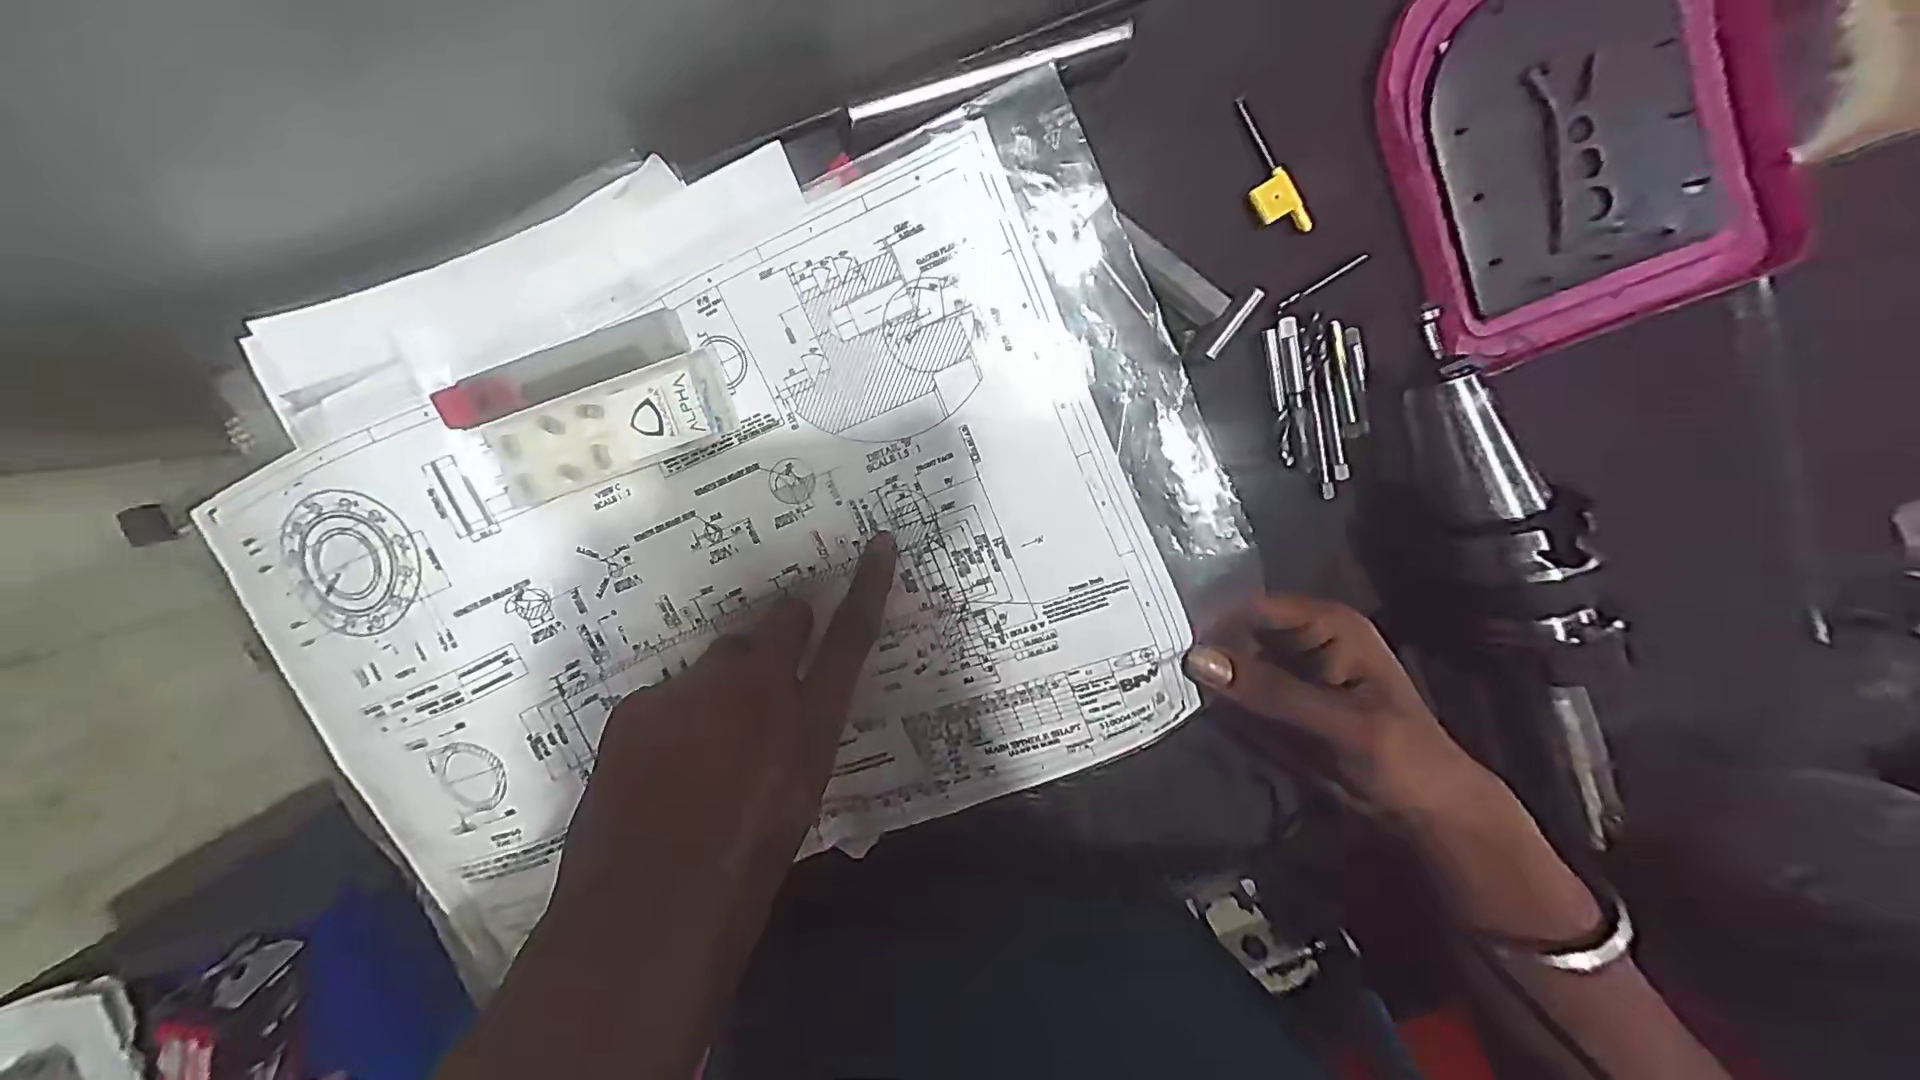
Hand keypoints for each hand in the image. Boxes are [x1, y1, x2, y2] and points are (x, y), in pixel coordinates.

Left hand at [554, 531, 896, 910]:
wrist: (648, 910)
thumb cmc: (746, 869)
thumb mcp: (798, 797)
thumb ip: (798, 736)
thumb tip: (786, 708)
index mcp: (811, 722)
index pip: (851, 638)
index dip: (868, 587)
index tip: (878, 543)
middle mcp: (758, 689)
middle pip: (779, 624)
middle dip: (779, 633)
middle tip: (763, 677)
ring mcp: (694, 690)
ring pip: (717, 659)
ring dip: (719, 684)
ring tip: (699, 745)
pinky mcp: (640, 705)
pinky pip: (666, 694)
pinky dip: (670, 716)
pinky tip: (657, 764)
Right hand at [1184, 592, 1492, 819]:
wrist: (1424, 813)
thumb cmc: (1401, 757)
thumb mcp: (1337, 722)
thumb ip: (1269, 690)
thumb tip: (1196, 657)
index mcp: (1325, 624)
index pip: (1253, 606)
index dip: (1211, 618)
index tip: (1165, 637)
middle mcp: (1299, 637)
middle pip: (1234, 628)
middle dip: (1198, 644)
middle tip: (1152, 658)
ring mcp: (1283, 669)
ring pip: (1227, 658)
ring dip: (1198, 672)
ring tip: (1156, 676)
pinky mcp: (1272, 699)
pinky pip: (1231, 689)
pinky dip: (1208, 695)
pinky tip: (1176, 698)